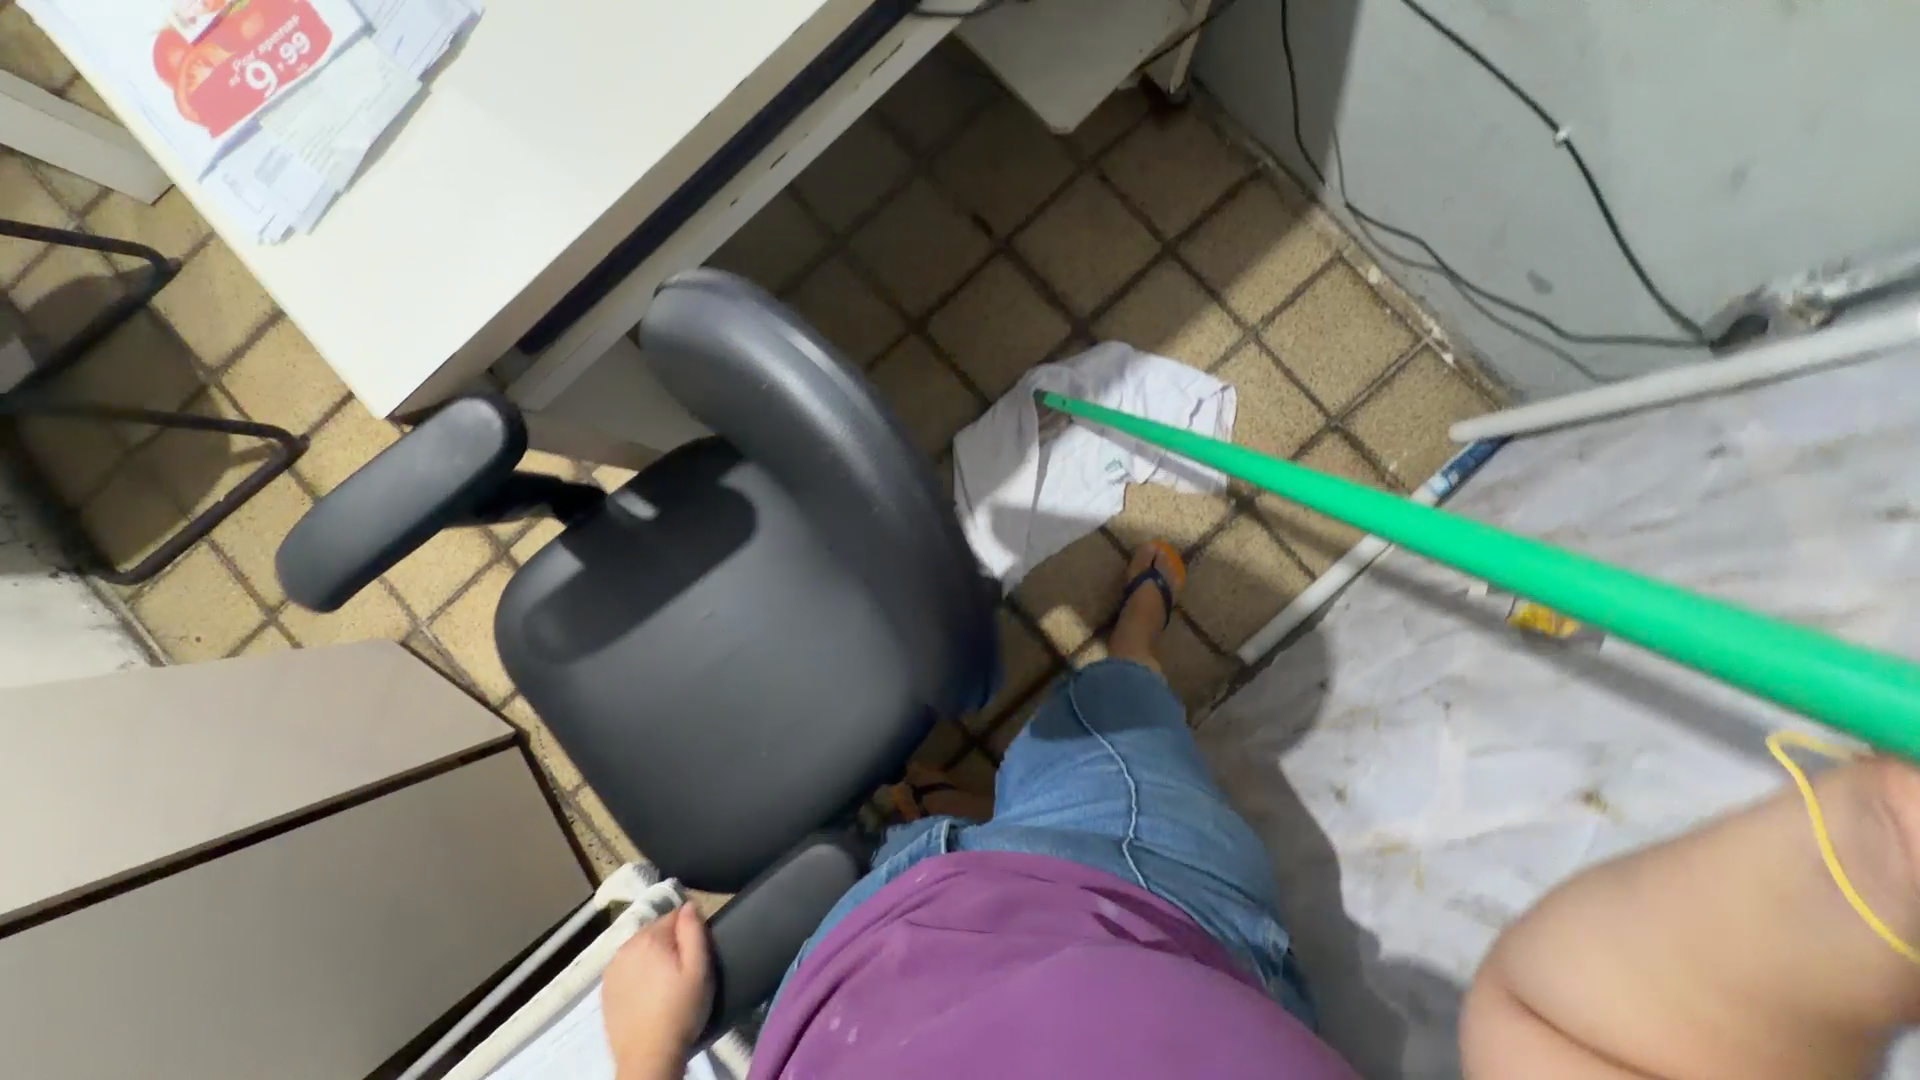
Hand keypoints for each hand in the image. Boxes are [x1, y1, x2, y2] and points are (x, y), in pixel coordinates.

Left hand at [601, 904, 711, 1079]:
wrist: (648, 1057)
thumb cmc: (680, 1011)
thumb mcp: (699, 968)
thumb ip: (694, 930)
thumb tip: (688, 905)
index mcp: (649, 938)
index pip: (674, 916)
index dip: (688, 932)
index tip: (694, 954)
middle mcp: (625, 947)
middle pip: (654, 931)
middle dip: (669, 943)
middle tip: (681, 971)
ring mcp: (611, 970)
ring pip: (639, 949)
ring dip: (651, 957)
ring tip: (664, 984)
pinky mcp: (605, 990)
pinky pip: (626, 968)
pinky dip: (637, 973)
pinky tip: (646, 994)